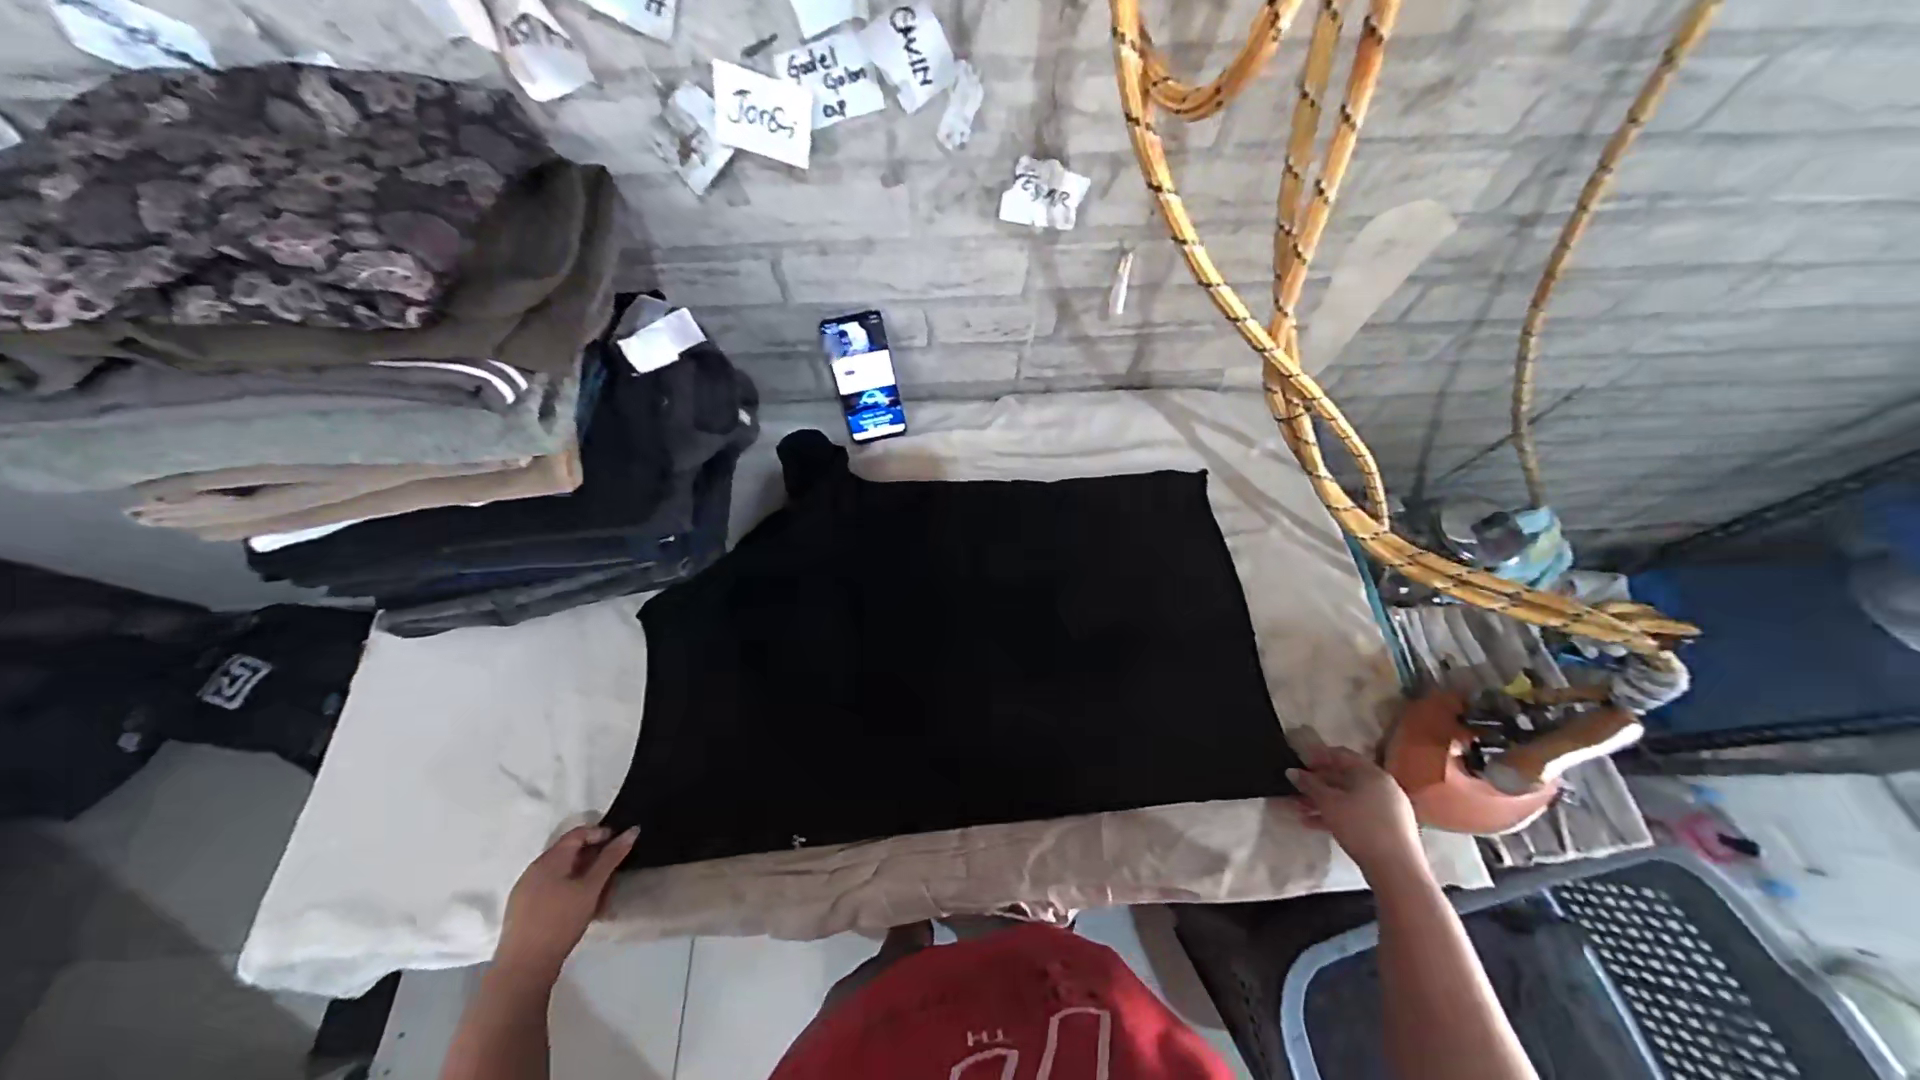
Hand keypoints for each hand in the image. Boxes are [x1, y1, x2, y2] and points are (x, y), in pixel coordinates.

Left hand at [494, 824, 637, 975]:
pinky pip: (552, 889)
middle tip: (613, 876)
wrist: (523, 968)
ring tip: (601, 898)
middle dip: (595, 860)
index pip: (578, 833)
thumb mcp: (591, 888)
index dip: (601, 834)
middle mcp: (534, 870)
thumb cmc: (561, 921)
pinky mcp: (523, 910)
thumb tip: (632, 830)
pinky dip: (571, 892)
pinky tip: (583, 910)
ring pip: (563, 874)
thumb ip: (611, 858)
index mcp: (548, 860)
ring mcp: (525, 891)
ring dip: (585, 879)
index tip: (620, 846)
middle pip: (570, 853)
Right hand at [1288, 745, 1424, 879]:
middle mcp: (1383, 785)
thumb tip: (1292, 771)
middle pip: (1344, 777)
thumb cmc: (1360, 827)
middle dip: (1317, 784)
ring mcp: (1388, 807)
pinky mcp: (1388, 827)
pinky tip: (1314, 824)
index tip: (1298, 765)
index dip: (1317, 757)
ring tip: (1299, 810)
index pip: (1340, 755)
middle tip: (1295, 790)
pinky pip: (1358, 813)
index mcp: (1371, 773)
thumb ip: (1309, 784)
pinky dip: (1337, 814)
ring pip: (1349, 797)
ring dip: (1323, 801)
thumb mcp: (1329, 803)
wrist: (1397, 869)